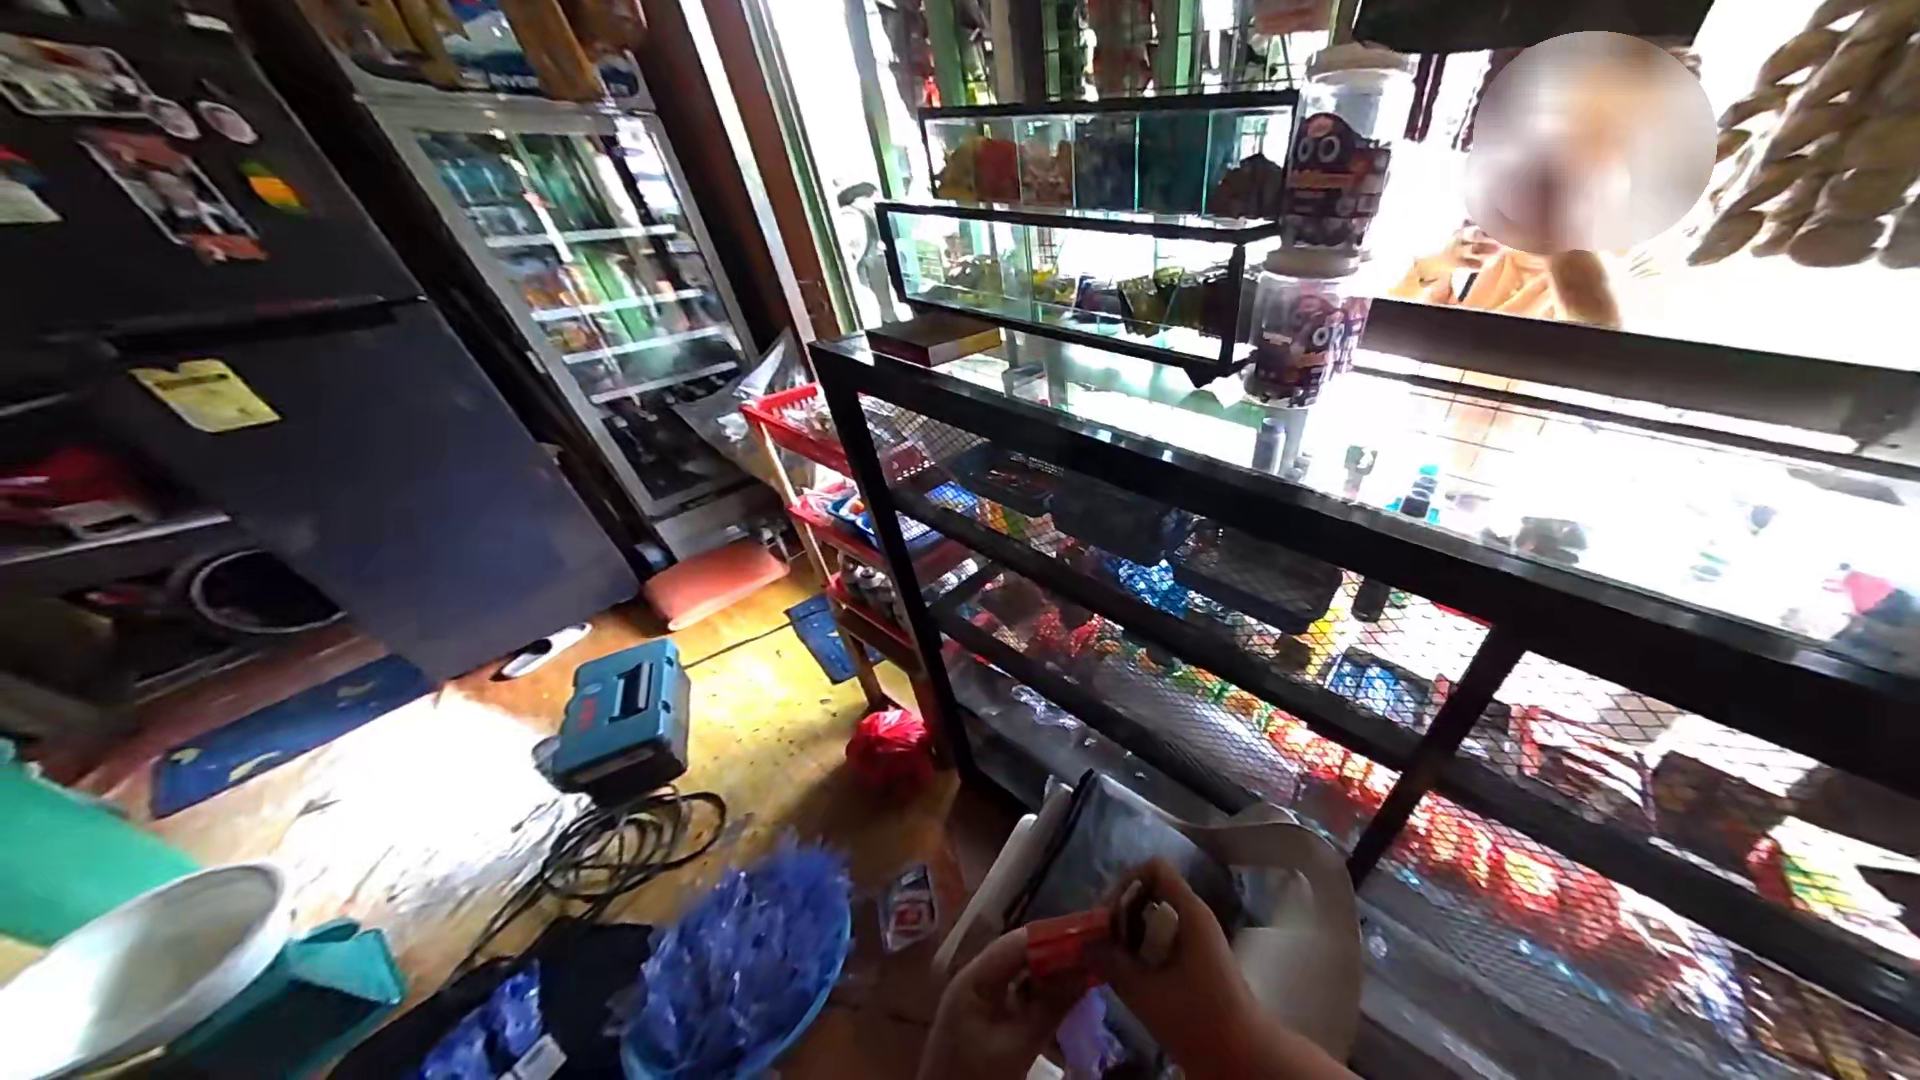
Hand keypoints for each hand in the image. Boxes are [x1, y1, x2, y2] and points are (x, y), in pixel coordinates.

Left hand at [917, 925, 1085, 1079]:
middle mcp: (976, 980)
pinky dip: (1042, 1001)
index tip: (1087, 938)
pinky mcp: (988, 1023)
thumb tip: (1085, 972)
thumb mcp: (1016, 1047)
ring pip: (1021, 978)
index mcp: (974, 977)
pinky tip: (1066, 1006)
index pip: (1017, 943)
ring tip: (1086, 977)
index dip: (1052, 938)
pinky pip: (1019, 1001)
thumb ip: (1050, 1008)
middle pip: (1020, 957)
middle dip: (1055, 958)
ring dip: (1051, 979)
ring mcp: (981, 1002)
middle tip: (1093, 958)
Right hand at [1088, 858, 1261, 1076]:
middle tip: (1103, 937)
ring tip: (1113, 955)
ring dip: (1131, 927)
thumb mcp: (1147, 994)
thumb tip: (1085, 944)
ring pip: (1156, 911)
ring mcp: (1199, 936)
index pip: (1154, 868)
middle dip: (1123, 907)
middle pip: (1151, 887)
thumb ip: (1113, 964)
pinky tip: (1131, 970)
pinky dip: (1144, 942)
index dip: (1126, 881)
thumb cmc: (1200, 1022)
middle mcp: (1196, 915)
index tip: (1108, 913)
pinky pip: (1165, 932)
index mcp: (1190, 912)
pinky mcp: (1199, 956)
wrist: (1249, 1063)